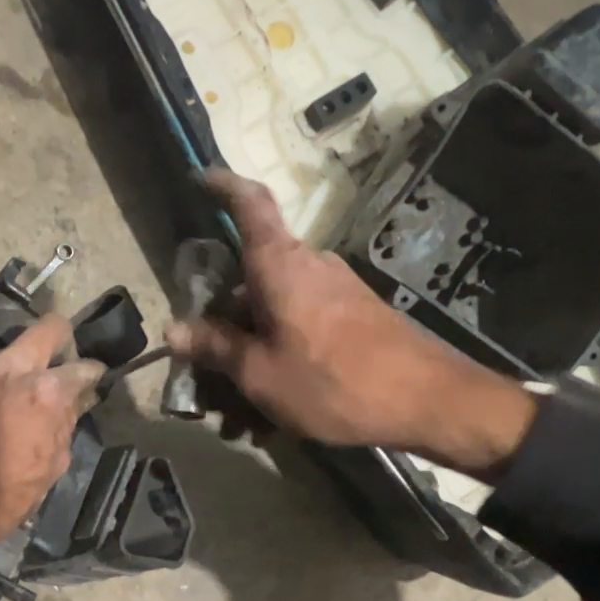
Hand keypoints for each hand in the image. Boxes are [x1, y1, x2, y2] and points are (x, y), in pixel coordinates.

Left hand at [0, 316, 105, 555]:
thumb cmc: (11, 493)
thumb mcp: (54, 460)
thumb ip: (68, 420)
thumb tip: (78, 398)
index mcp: (42, 390)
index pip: (80, 367)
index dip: (94, 375)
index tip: (96, 381)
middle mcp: (10, 369)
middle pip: (47, 329)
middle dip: (64, 344)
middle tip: (68, 370)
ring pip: (18, 349)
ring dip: (34, 363)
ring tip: (40, 393)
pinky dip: (12, 378)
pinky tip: (16, 404)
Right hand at [166, 170, 537, 478]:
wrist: (425, 401)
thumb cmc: (332, 382)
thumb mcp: (260, 374)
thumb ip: (216, 348)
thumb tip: (174, 330)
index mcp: (280, 266)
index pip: (250, 206)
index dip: (223, 187)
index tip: (199, 180)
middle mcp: (307, 267)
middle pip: (250, 282)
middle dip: (223, 329)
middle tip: (203, 375)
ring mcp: (334, 292)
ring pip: (273, 317)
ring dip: (251, 360)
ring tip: (238, 420)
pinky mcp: (352, 318)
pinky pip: (300, 332)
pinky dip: (279, 364)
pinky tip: (274, 419)